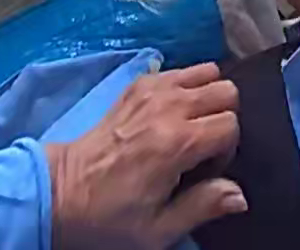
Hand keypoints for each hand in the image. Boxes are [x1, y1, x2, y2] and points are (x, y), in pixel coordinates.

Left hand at [46, 64, 244, 248]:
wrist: (58, 193)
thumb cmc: (108, 218)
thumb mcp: (156, 231)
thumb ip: (202, 206)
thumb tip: (241, 196)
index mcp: (179, 142)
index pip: (231, 125)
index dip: (227, 148)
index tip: (208, 168)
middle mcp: (172, 106)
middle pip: (227, 90)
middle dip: (226, 116)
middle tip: (205, 142)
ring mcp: (156, 88)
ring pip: (209, 71)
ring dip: (210, 94)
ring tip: (193, 121)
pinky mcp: (141, 82)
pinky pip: (182, 69)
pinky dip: (187, 84)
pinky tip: (173, 110)